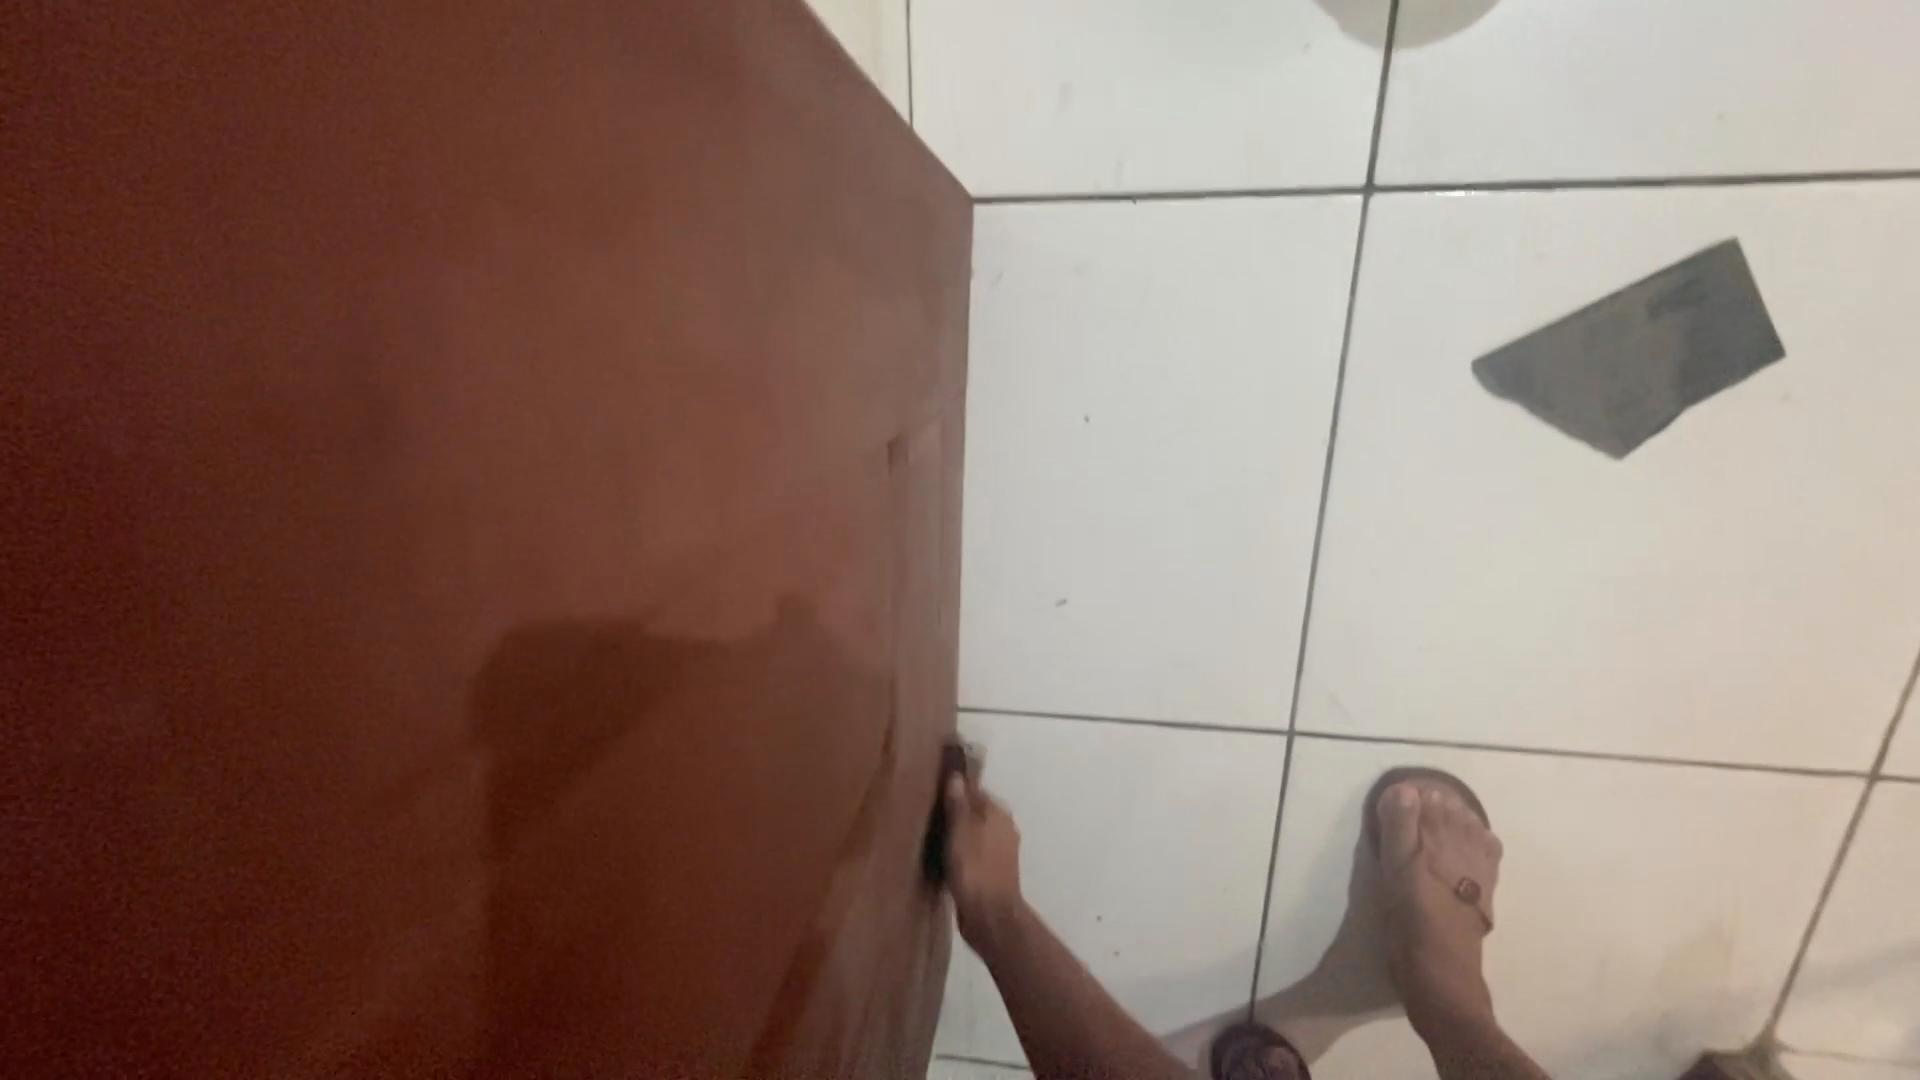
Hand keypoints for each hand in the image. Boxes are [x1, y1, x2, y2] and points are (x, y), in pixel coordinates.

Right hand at [943, 772, 1024, 948]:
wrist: (989, 915)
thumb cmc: (973, 867)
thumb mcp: (960, 830)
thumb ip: (958, 803)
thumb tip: (956, 776)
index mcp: (998, 812)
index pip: (973, 790)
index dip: (953, 790)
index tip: (932, 794)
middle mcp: (1004, 827)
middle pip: (975, 812)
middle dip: (955, 813)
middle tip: (928, 817)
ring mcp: (1001, 851)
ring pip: (974, 834)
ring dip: (958, 835)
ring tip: (932, 839)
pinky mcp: (994, 872)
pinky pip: (974, 853)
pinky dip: (962, 853)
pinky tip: (944, 860)